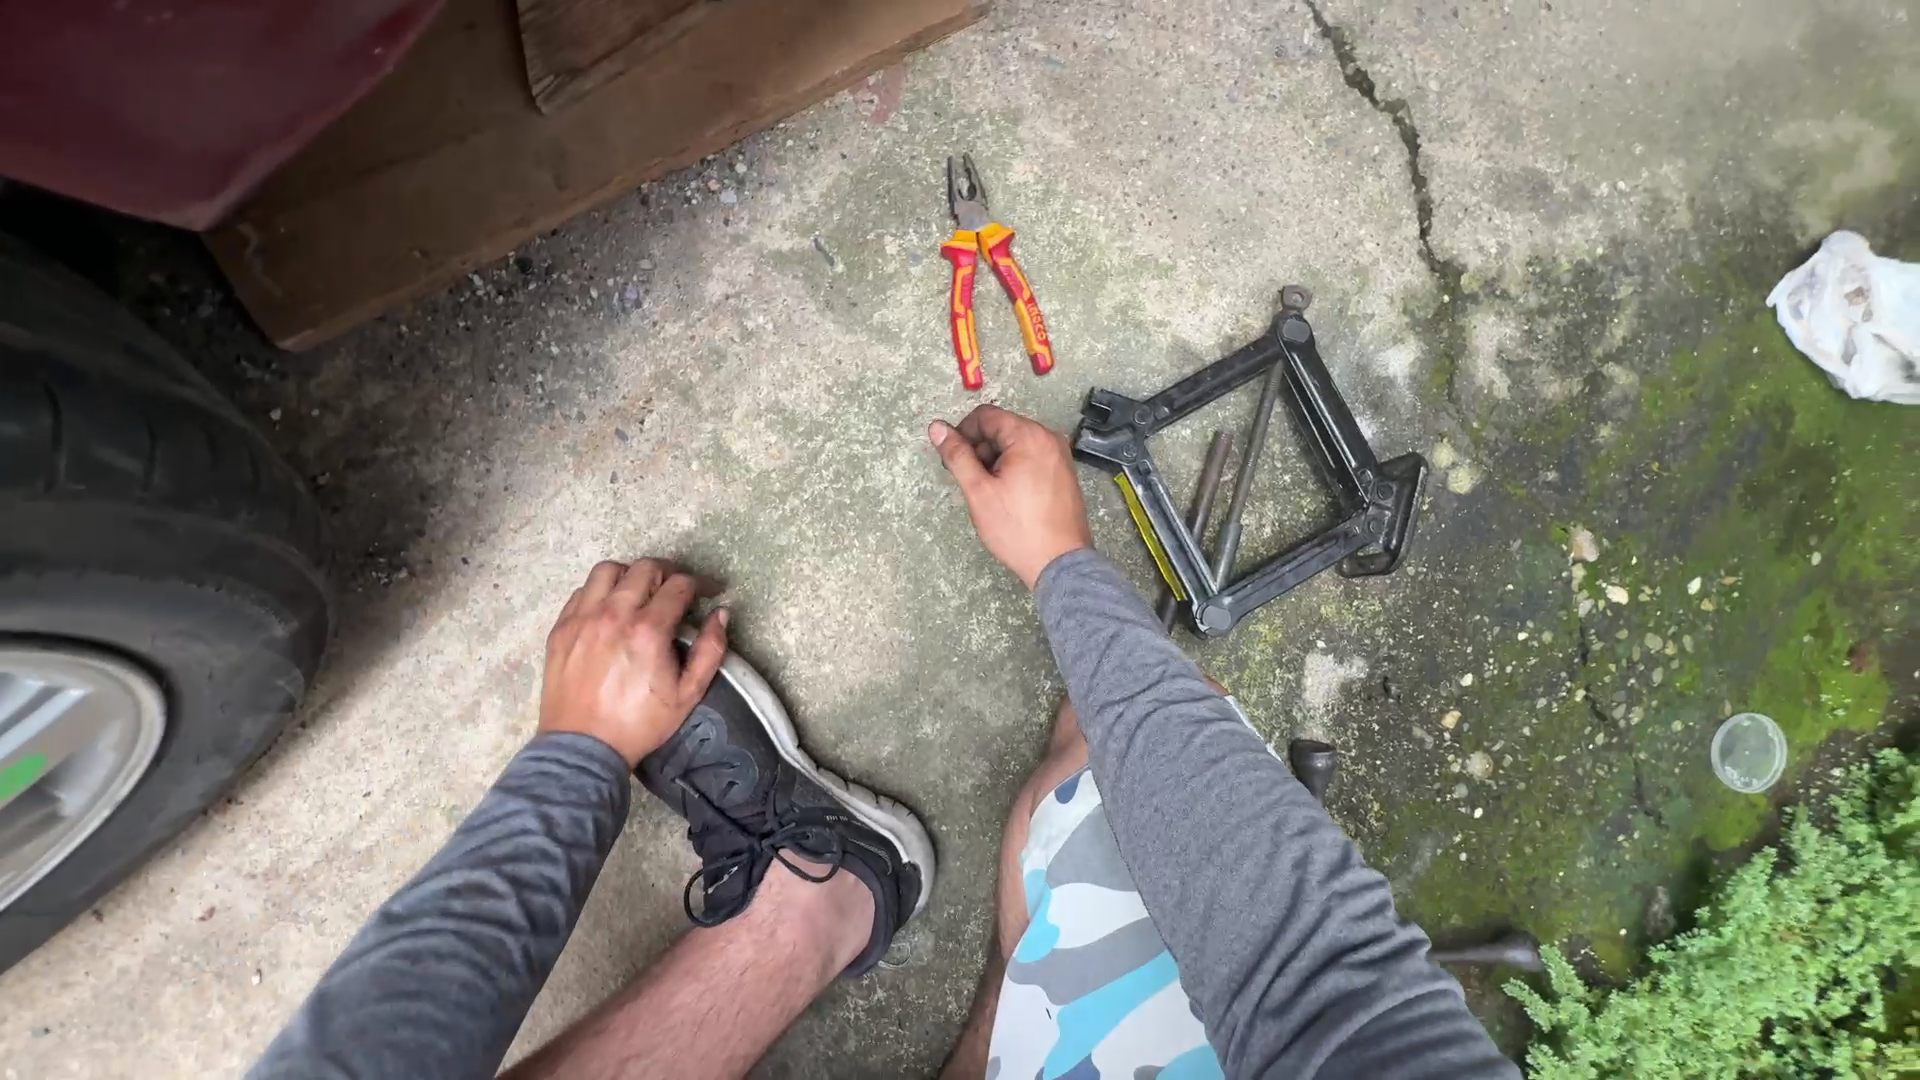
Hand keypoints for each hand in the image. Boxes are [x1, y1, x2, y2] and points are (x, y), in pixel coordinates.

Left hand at [539, 559, 728, 765]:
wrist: (583, 748)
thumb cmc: (640, 723)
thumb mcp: (689, 693)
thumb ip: (711, 649)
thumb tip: (721, 613)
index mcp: (648, 630)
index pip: (679, 585)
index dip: (701, 583)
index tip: (709, 591)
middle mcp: (614, 615)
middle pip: (645, 568)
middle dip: (668, 572)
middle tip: (677, 589)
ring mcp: (582, 619)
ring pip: (608, 570)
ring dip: (631, 574)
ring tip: (641, 592)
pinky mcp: (561, 629)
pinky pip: (582, 591)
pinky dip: (602, 591)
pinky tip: (611, 608)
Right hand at [929, 405, 1094, 588]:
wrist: (1058, 561)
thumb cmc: (1019, 529)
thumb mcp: (978, 490)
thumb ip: (957, 455)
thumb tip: (938, 428)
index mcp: (1029, 436)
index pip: (985, 416)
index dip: (962, 434)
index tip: (953, 458)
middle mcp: (1048, 439)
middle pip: (1002, 429)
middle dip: (980, 449)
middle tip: (970, 480)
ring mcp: (1059, 456)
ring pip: (1016, 445)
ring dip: (995, 461)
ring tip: (989, 492)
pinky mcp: (1063, 473)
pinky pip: (1031, 459)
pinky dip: (1014, 469)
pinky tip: (1007, 496)